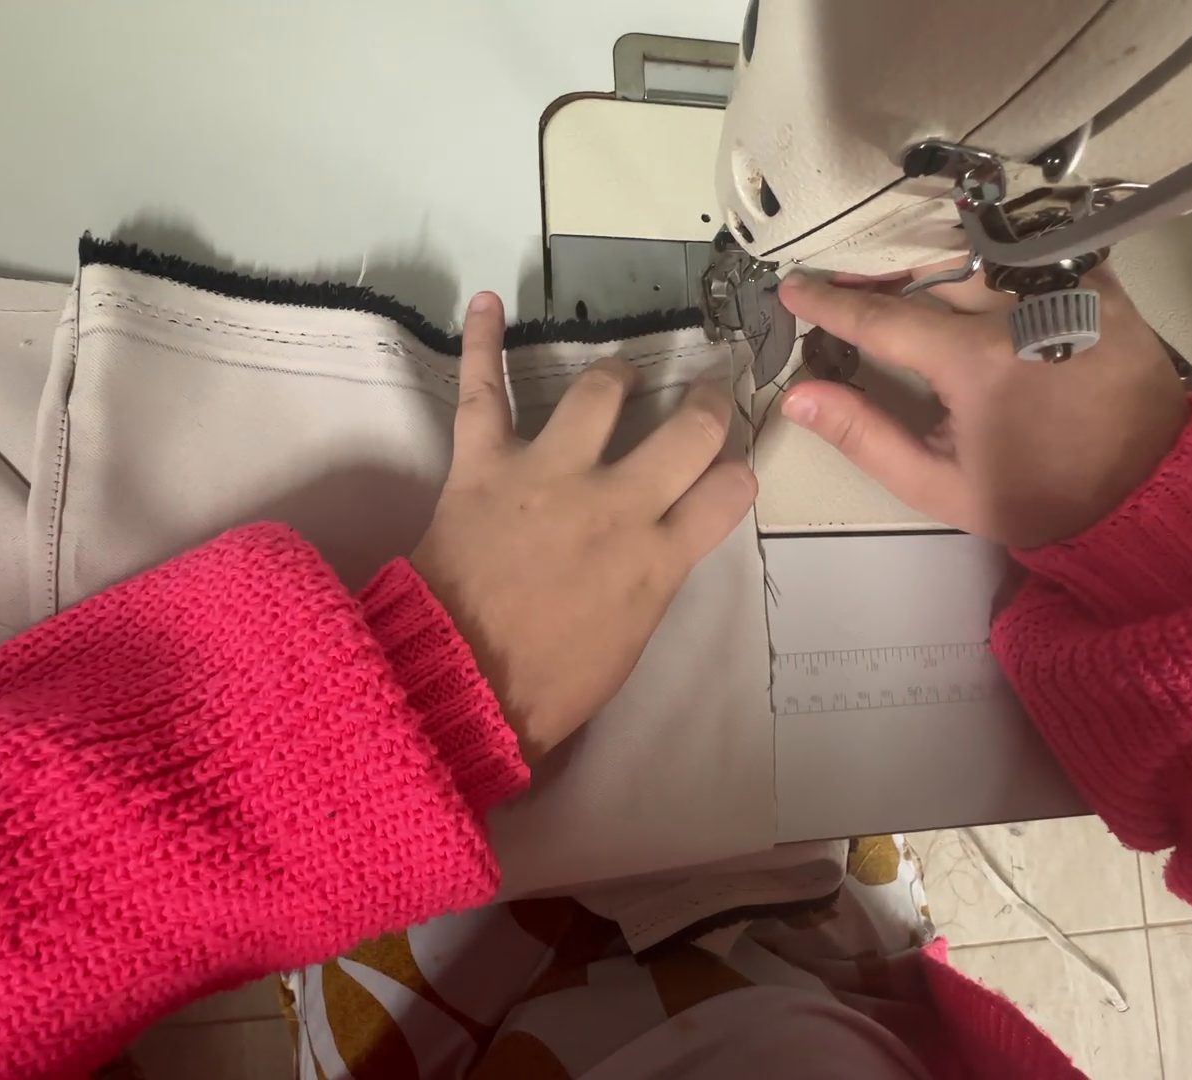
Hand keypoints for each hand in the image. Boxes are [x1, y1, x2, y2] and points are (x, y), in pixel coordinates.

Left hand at [412, 292, 757, 759]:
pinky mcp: (485, 463)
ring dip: (618, 377)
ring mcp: (549, 474)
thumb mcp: (630, 639)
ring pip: (600, 392)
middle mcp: (616, 503)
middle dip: (708, 405)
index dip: (735, 474)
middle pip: (689, 429)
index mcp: (658, 558)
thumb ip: (655, 576)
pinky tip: (488, 302)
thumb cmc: (549, 684)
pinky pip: (483, 390)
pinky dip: (482, 343)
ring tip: (620, 378)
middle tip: (706, 396)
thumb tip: (661, 540)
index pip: (729, 491)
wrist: (456, 688)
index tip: (727, 469)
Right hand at [776, 267, 1186, 547]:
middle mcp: (1024, 308)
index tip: (793, 286)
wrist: (1144, 491)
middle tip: (839, 279)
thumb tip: (798, 395)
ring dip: (926, 261)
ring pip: (976, 253)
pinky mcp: (1101, 285)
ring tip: (890, 273)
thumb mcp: (933, 483)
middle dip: (875, 271)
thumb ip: (863, 435)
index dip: (831, 302)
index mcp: (977, 361)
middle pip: (927, 270)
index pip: (883, 318)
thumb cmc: (1030, 495)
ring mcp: (1070, 288)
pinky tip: (960, 272)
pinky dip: (985, 258)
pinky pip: (1029, 252)